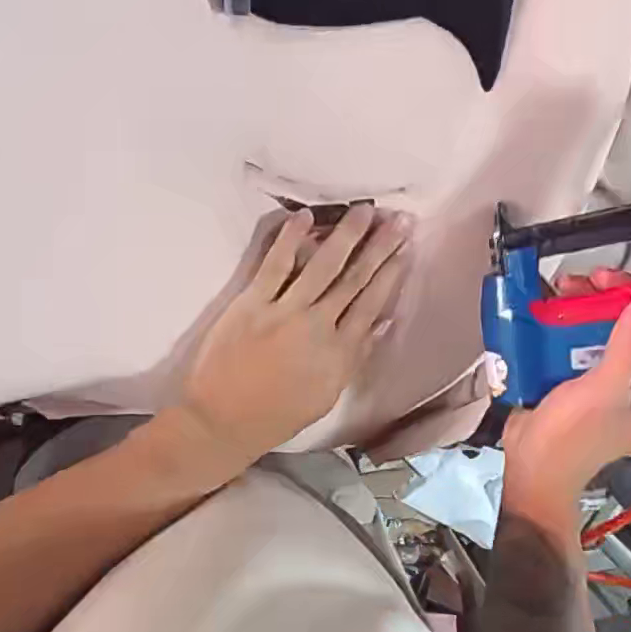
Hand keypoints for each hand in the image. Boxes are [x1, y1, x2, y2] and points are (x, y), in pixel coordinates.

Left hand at [173, 203, 410, 464]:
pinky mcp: (251, 304)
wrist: (224, 421)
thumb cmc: (276, 415)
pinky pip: (275, 265)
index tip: (406, 248)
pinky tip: (304, 217)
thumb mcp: (325, 395)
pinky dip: (290, 240)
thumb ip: (353, 357)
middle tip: (398, 218)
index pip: (372, 303)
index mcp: (339, 353)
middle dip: (379, 247)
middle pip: (354, 279)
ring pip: (322, 266)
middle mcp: (318, 327)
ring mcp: (284, 312)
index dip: (391, 273)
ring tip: (364, 210)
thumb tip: (381, 323)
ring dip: (345, 235)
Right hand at [501, 276, 630, 532]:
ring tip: (567, 290)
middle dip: (622, 302)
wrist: (527, 466)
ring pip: (615, 332)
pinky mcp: (584, 379)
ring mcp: (616, 381)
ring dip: (592, 309)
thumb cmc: (571, 439)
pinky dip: (572, 326)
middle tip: (596, 282)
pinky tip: (555, 309)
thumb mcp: (604, 390)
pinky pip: (586, 343)